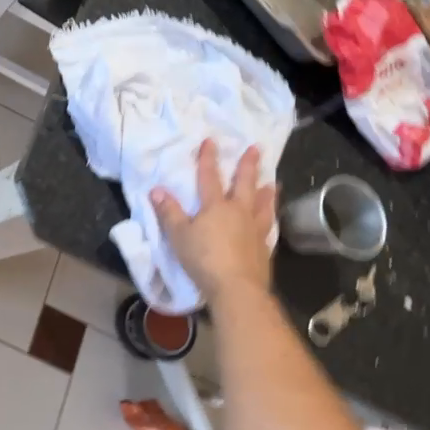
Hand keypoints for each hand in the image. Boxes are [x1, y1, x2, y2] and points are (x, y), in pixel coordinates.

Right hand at [152, 139, 277, 302]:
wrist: (237, 289)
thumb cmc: (204, 259)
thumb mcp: (178, 235)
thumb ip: (169, 212)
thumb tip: (156, 190)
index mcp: (216, 206)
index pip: (210, 177)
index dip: (208, 158)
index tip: (211, 141)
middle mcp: (239, 212)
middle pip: (245, 184)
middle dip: (248, 166)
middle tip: (256, 149)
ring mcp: (255, 230)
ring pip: (263, 205)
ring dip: (267, 192)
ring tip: (272, 182)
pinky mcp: (264, 249)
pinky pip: (268, 227)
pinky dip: (270, 218)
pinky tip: (271, 219)